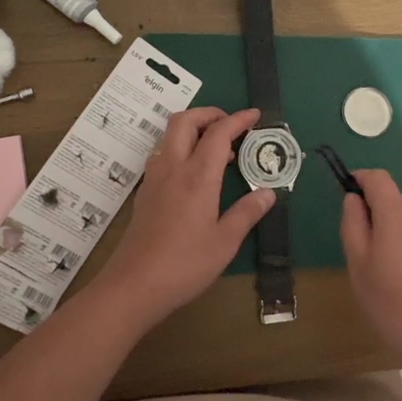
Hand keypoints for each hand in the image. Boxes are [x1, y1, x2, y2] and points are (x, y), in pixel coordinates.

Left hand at [96, 107, 273, 324]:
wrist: (133, 286)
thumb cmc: (184, 265)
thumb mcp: (225, 242)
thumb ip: (247, 213)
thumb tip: (268, 193)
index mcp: (197, 176)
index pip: (218, 133)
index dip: (238, 120)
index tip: (255, 116)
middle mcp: (172, 168)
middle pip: (185, 121)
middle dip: (209, 114)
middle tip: (231, 126)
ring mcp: (154, 179)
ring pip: (169, 136)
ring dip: (193, 130)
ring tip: (216, 150)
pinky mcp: (144, 194)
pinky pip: (162, 155)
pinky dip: (181, 149)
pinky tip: (194, 174)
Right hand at [340, 169, 401, 373]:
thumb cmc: (393, 307)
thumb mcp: (359, 268)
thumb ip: (353, 225)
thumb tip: (354, 199)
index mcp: (397, 214)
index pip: (378, 178)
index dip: (361, 180)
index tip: (349, 197)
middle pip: (395, 203)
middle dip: (378, 218)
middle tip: (367, 257)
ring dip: (399, 237)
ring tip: (393, 278)